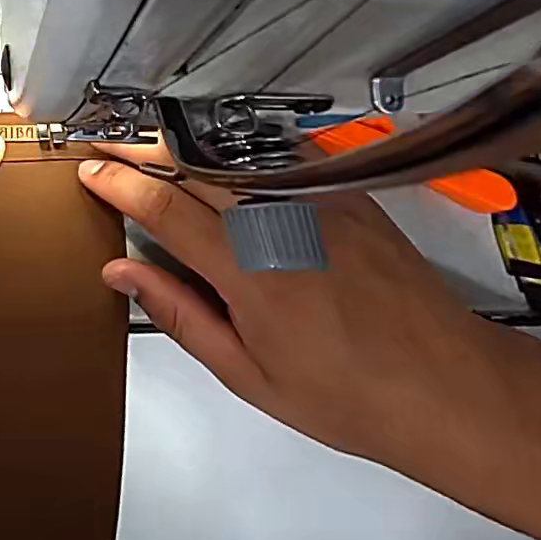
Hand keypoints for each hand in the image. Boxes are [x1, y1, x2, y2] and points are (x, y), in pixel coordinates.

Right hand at [78, 144, 515, 467]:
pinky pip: (273, 155)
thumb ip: (178, 312)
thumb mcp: (247, 373)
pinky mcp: (342, 188)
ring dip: (178, 146)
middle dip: (138, 149)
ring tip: (146, 149)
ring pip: (226, 153)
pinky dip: (232, 150)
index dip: (118, 183)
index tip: (90, 172)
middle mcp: (278, 221)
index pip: (163, 206)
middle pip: (189, 164)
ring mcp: (314, 198)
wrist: (449, 384)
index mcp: (247, 269)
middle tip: (106, 146)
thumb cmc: (349, 393)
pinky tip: (214, 154)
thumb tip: (122, 271)